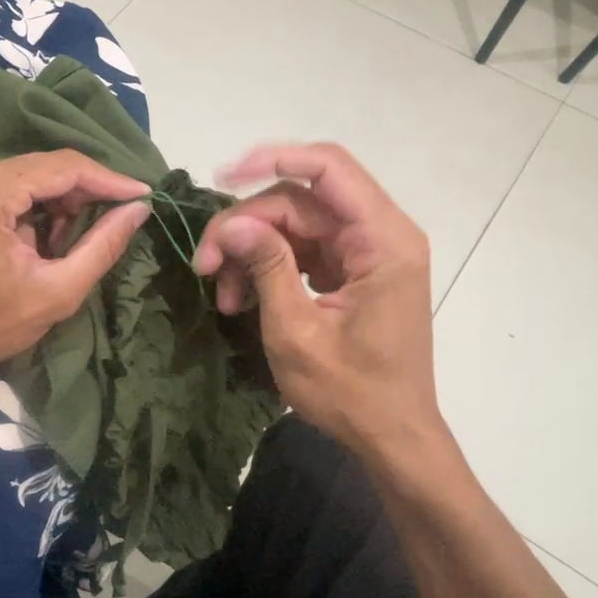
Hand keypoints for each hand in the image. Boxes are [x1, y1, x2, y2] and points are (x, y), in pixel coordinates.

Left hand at [0, 151, 151, 379]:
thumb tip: (139, 209)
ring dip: (62, 200)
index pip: (61, 167)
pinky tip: (49, 238)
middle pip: (46, 165)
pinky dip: (38, 205)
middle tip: (118, 216)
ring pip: (32, 174)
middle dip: (86, 189)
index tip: (144, 193)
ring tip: (74, 240)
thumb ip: (102, 246)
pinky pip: (13, 184)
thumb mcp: (57, 291)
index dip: (108, 178)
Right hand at [193, 143, 445, 460]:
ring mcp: (367, 252)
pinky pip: (302, 248)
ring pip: (296, 223)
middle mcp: (381, 233)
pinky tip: (241, 298)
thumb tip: (233, 223)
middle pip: (302, 199)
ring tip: (224, 294)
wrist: (392, 439)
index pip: (328, 168)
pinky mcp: (353, 270)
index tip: (221, 177)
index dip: (272, 159)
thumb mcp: (297, 331)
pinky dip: (268, 266)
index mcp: (383, 241)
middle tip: (205, 264)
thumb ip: (268, 266)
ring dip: (252, 249)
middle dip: (247, 224)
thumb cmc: (351, 393)